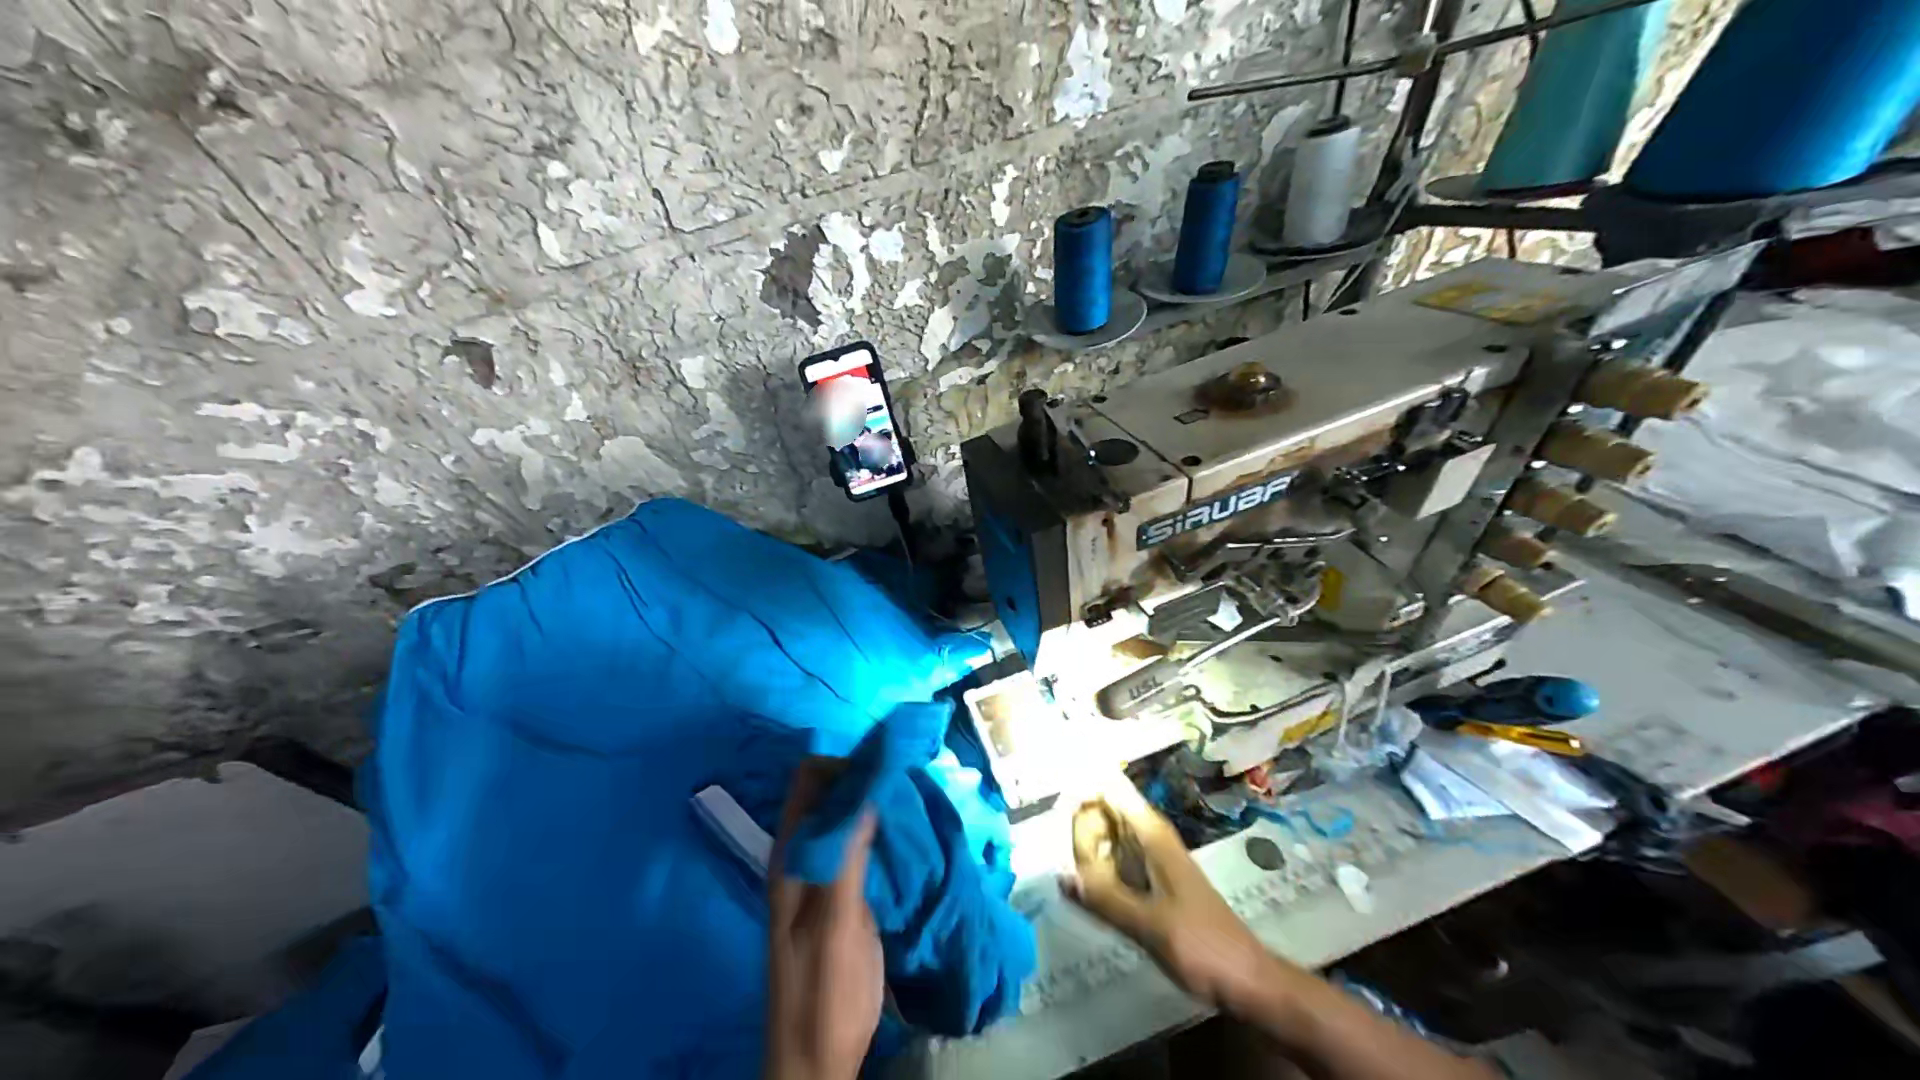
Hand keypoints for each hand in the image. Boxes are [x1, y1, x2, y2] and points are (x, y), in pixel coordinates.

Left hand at [764, 760, 883, 1079]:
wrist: (817, 1057)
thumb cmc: (822, 990)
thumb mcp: (836, 921)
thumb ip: (847, 856)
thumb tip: (867, 789)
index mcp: (791, 855)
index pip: (808, 781)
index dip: (844, 764)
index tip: (886, 764)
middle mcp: (805, 856)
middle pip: (832, 794)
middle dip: (867, 778)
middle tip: (909, 778)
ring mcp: (826, 875)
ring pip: (850, 818)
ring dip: (878, 804)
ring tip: (917, 798)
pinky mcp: (847, 893)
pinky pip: (864, 845)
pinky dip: (885, 830)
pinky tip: (913, 832)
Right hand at [1064, 787, 1276, 1010]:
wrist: (1248, 981)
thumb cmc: (1203, 947)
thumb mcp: (1150, 926)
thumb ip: (1107, 901)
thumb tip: (1062, 876)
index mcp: (1156, 839)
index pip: (1116, 793)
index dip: (1087, 786)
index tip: (1056, 791)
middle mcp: (1155, 843)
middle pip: (1112, 813)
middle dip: (1082, 814)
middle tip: (1050, 827)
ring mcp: (1157, 865)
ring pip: (1116, 838)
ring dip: (1090, 838)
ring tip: (1057, 845)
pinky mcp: (1158, 888)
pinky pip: (1121, 863)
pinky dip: (1101, 864)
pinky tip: (1083, 880)